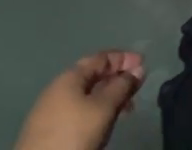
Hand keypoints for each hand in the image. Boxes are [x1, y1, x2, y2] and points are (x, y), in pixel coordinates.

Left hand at [13, 50, 144, 149]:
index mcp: (70, 77)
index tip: (144, 64)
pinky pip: (76, 110)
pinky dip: (94, 110)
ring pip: (85, 95)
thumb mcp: (104, 108)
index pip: (101, 57)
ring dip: (107, 97)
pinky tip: (101, 123)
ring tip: (124, 110)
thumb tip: (138, 69)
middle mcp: (57, 88)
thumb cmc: (74, 133)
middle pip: (92, 75)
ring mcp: (49, 109)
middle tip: (136, 89)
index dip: (124, 58)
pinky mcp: (47, 129)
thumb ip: (122, 86)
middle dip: (117, 79)